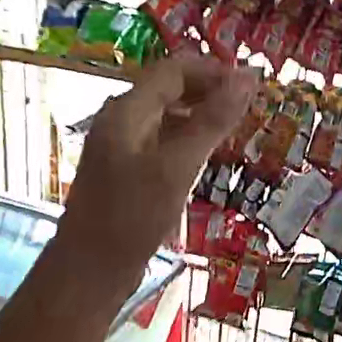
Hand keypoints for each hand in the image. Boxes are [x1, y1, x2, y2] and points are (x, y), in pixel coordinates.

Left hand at [55, 55, 257, 282]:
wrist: (89, 272)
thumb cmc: (133, 216)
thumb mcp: (178, 166)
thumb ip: (212, 121)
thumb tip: (248, 78)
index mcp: (127, 111)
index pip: (174, 70)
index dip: (214, 70)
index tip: (252, 83)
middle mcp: (122, 120)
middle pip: (170, 89)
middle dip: (210, 90)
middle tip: (250, 105)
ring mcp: (122, 146)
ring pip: (168, 116)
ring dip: (202, 115)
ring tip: (237, 127)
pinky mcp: (127, 170)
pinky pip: (163, 140)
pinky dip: (189, 138)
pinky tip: (209, 154)